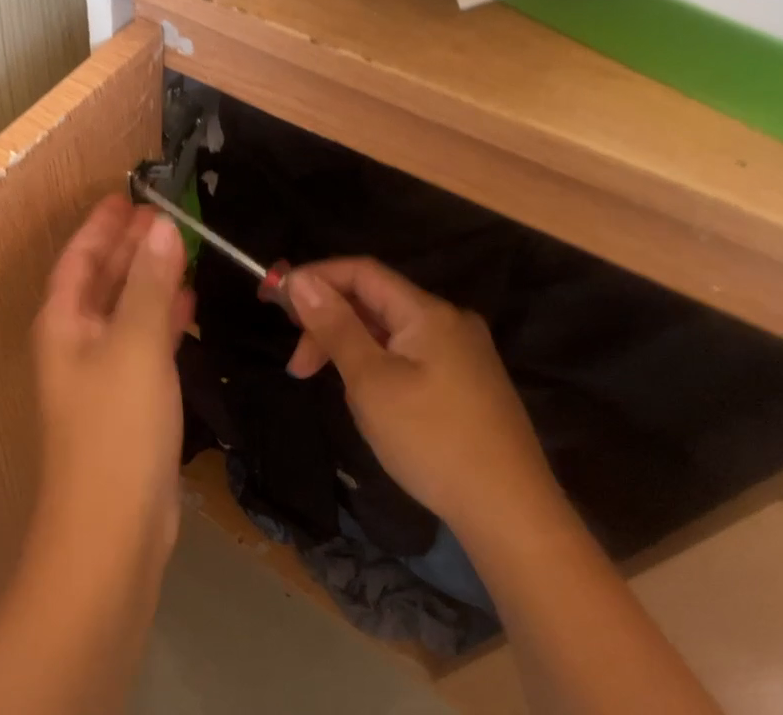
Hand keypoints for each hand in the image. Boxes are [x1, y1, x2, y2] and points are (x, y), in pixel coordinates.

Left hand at [31, 195, 192, 539]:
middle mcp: (76, 341)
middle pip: (100, 280)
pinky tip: (187, 307)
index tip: (130, 193)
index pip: (79, 257)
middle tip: (166, 215)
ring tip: (182, 250)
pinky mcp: (127, 401)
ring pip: (124, 310)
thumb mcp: (135, 345)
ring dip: (148, 280)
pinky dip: (162, 319)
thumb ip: (149, 284)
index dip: (102, 225)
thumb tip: (161, 226)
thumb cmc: (116, 427)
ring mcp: (100, 373)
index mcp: (64, 321)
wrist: (113, 526)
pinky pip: (143, 343)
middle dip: (129, 247)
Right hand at [285, 258, 559, 536]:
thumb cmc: (431, 440)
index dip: (314, 277)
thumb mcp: (371, 381)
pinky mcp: (469, 383)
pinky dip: (378, 366)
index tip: (273, 302)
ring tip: (338, 393)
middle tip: (299, 368)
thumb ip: (336, 326)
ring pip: (391, 332)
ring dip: (351, 349)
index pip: (362, 272)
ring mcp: (464, 353)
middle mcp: (450, 322)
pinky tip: (372, 402)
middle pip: (375, 302)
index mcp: (428, 313)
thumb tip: (300, 280)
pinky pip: (411, 356)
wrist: (509, 510)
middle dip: (329, 324)